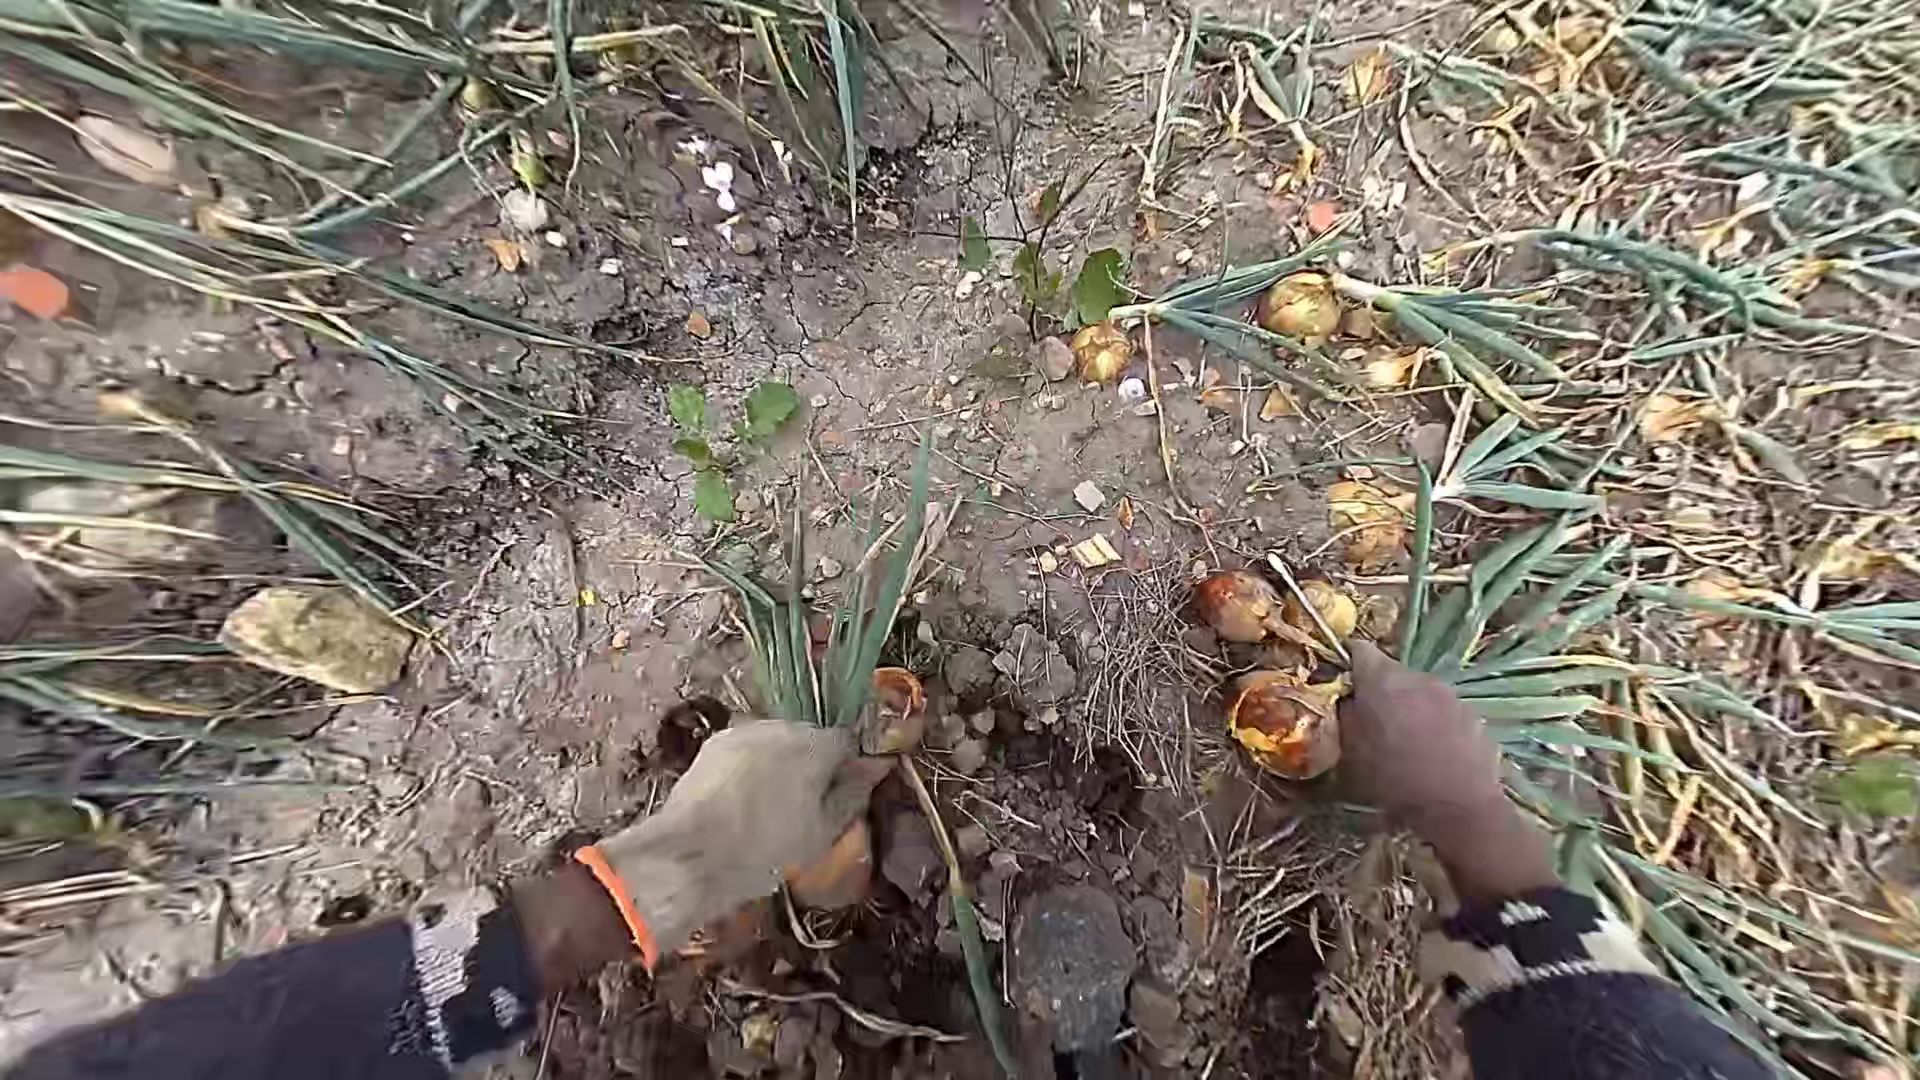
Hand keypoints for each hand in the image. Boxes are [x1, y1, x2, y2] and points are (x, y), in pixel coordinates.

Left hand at [593, 720, 888, 951]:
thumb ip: (852, 794)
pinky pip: (749, 747)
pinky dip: (752, 764)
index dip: (844, 767)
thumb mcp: (821, 833)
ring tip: (766, 802)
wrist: (689, 856)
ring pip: (778, 742)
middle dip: (811, 763)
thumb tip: (876, 766)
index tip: (835, 794)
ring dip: (781, 762)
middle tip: (801, 804)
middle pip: (811, 738)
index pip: (846, 741)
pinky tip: (740, 796)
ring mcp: (748, 730)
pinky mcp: (719, 740)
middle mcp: (785, 727)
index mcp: (816, 746)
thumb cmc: (763, 850)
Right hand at [1338, 640, 1503, 822]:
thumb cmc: (1391, 775)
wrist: (1459, 812)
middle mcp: (1419, 678)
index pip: (1358, 648)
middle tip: (1368, 717)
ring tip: (1401, 737)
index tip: (1340, 682)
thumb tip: (1342, 696)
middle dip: (1377, 688)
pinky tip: (1429, 750)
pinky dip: (1432, 722)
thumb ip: (1342, 710)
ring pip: (1418, 691)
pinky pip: (1442, 710)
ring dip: (1406, 704)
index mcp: (1383, 678)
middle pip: (1390, 671)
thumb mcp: (1347, 744)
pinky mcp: (1475, 718)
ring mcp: (1451, 697)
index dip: (1346, 661)